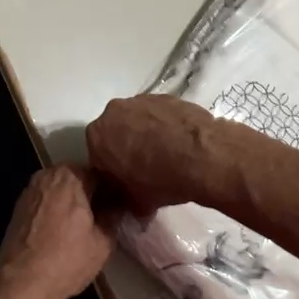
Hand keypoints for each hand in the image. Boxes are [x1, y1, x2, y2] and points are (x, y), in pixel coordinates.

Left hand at [0, 165, 115, 298]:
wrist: (21, 281)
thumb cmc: (66, 261)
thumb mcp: (102, 243)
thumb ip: (113, 217)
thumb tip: (118, 205)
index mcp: (71, 176)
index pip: (101, 174)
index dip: (113, 190)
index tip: (121, 206)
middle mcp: (48, 174)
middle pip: (78, 178)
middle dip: (92, 193)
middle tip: (105, 215)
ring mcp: (30, 188)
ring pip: (60, 189)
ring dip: (73, 201)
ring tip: (85, 224)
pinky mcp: (19, 205)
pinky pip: (45, 200)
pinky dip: (56, 208)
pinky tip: (62, 229)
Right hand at [86, 96, 233, 213]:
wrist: (201, 155)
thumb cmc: (161, 180)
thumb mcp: (138, 202)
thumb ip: (125, 199)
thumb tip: (129, 202)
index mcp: (97, 136)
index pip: (97, 157)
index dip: (111, 172)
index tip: (126, 183)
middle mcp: (113, 111)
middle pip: (115, 132)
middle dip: (125, 148)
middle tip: (145, 168)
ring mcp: (140, 100)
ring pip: (137, 120)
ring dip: (145, 134)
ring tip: (166, 154)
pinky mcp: (164, 96)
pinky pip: (158, 113)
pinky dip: (164, 125)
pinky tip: (179, 143)